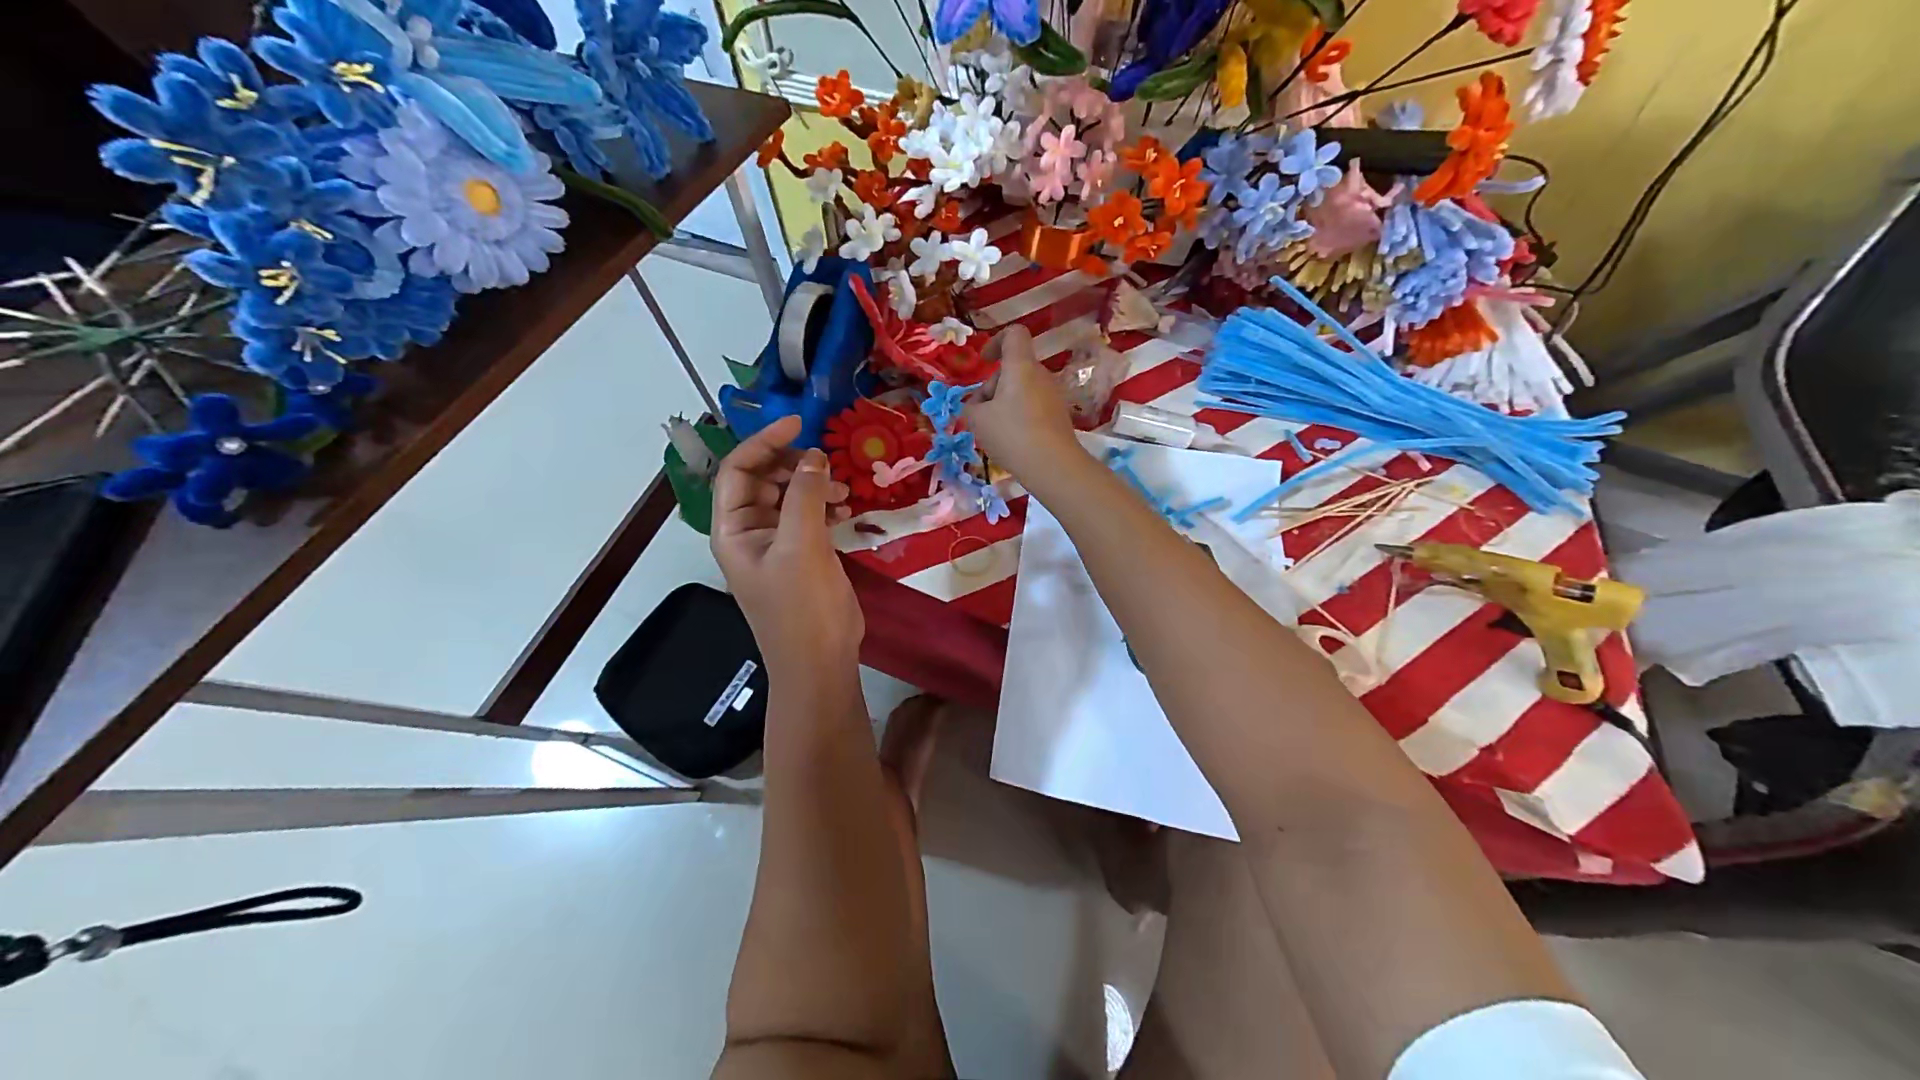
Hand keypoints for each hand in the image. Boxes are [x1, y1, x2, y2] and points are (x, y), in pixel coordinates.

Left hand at [710, 415, 862, 681]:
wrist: (819, 661)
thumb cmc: (802, 607)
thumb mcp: (802, 547)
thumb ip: (805, 495)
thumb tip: (814, 456)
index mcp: (733, 529)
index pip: (738, 470)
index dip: (764, 442)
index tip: (799, 424)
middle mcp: (749, 532)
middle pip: (763, 479)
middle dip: (794, 465)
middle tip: (827, 463)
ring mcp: (776, 544)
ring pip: (789, 496)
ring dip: (813, 485)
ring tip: (843, 491)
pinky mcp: (802, 555)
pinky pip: (808, 517)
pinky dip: (825, 506)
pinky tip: (847, 509)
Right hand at [965, 326, 1082, 480]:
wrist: (1053, 466)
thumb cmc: (1012, 435)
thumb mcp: (977, 420)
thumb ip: (970, 406)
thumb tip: (976, 405)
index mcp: (1021, 366)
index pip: (1014, 334)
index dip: (995, 341)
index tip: (983, 361)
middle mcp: (1041, 375)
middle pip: (1013, 368)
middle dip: (992, 386)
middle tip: (980, 414)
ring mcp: (1053, 396)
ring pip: (1022, 389)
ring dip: (1003, 404)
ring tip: (993, 432)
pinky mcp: (1058, 415)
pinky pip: (1032, 406)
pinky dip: (1018, 416)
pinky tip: (1012, 441)